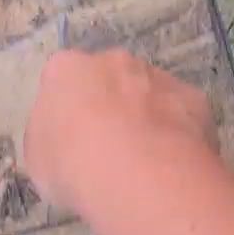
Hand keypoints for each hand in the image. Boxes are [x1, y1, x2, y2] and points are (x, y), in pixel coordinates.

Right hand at [22, 50, 217, 212]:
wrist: (136, 173)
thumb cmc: (71, 164)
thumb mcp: (39, 159)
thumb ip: (51, 139)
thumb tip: (66, 140)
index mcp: (66, 69)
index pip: (63, 80)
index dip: (69, 111)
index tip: (72, 140)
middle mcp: (113, 61)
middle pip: (110, 80)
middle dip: (111, 107)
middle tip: (109, 150)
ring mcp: (157, 75)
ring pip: (149, 94)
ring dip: (146, 119)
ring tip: (144, 163)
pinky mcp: (194, 97)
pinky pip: (181, 114)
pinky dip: (178, 134)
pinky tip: (172, 165)